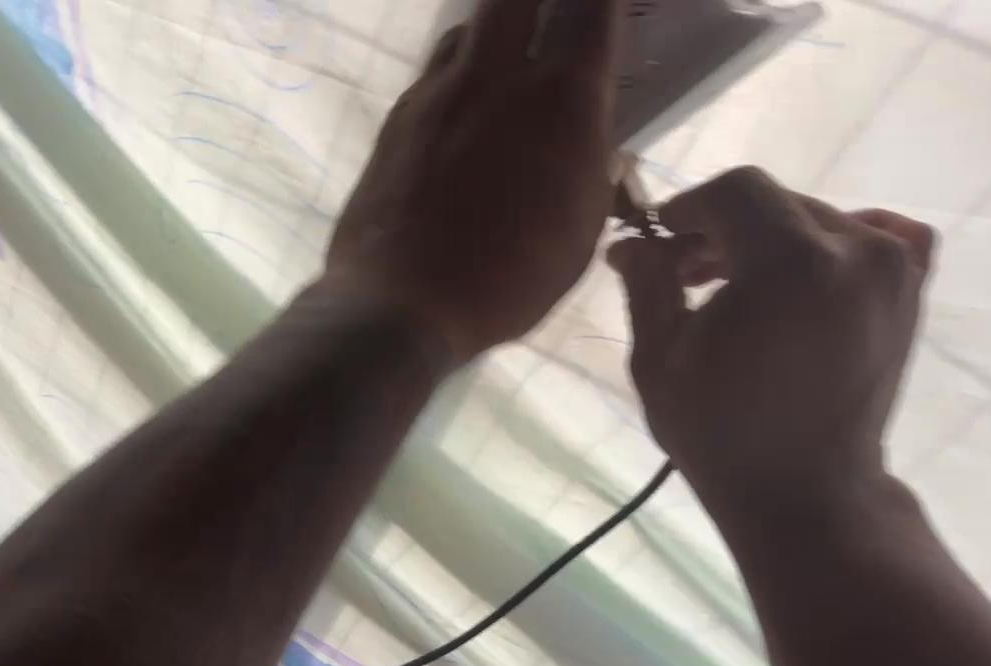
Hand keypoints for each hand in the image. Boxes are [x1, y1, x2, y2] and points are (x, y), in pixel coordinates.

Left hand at [323, 0, 624, 358]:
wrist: (398, 309)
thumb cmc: (503, 284)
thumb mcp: (578, 237)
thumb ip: (592, 176)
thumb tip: (600, 151)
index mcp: (560, 97)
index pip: (591, 3)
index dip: (600, 1)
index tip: (601, 13)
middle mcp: (494, 79)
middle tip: (545, 18)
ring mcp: (432, 101)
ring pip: (464, 32)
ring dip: (486, 39)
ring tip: (495, 76)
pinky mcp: (390, 130)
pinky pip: (425, 85)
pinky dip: (446, 89)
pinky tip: (450, 126)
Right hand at [612, 167, 935, 513]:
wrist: (800, 483)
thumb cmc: (715, 428)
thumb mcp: (659, 357)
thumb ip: (647, 286)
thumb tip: (629, 244)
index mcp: (787, 263)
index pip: (735, 191)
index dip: (685, 207)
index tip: (652, 241)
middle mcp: (855, 248)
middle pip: (774, 203)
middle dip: (718, 228)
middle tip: (675, 274)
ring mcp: (894, 265)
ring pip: (814, 219)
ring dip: (762, 240)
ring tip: (724, 288)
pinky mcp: (910, 288)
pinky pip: (873, 234)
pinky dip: (827, 243)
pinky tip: (794, 277)